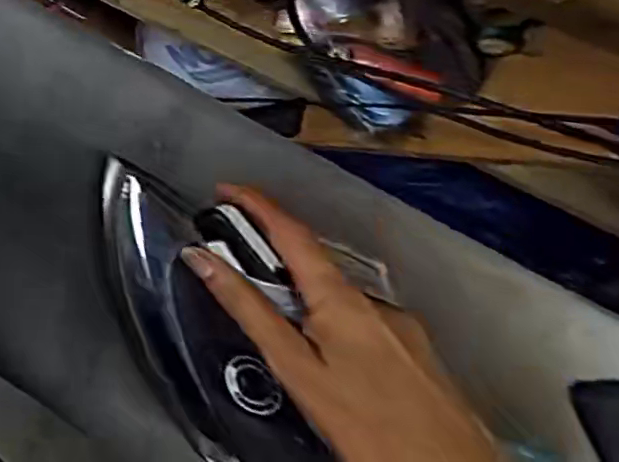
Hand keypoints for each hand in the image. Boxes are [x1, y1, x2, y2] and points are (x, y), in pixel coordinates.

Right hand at [180, 184, 498, 461]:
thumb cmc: (371, 429)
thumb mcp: (296, 370)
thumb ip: (248, 310)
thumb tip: (200, 258)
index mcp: (340, 298)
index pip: (290, 230)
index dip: (254, 202)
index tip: (223, 189)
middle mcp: (373, 301)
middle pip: (313, 257)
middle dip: (270, 244)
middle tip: (233, 246)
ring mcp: (401, 326)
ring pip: (337, 289)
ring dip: (300, 282)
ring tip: (271, 301)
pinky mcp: (418, 353)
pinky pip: (362, 315)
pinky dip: (330, 310)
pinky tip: (324, 345)